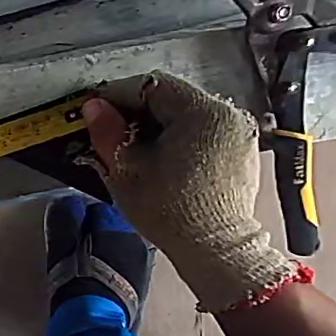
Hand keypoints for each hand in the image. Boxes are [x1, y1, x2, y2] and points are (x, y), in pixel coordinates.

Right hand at [82, 72, 302, 311]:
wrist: (214, 250)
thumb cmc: (167, 209)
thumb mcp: (127, 170)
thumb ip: (107, 131)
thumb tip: (93, 105)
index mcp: (201, 112)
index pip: (151, 86)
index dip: (117, 95)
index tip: (94, 110)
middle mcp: (226, 114)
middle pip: (171, 98)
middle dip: (138, 111)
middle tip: (111, 131)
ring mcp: (239, 133)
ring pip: (187, 115)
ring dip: (158, 125)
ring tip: (135, 147)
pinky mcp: (242, 152)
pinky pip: (204, 132)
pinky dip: (181, 138)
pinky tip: (164, 159)